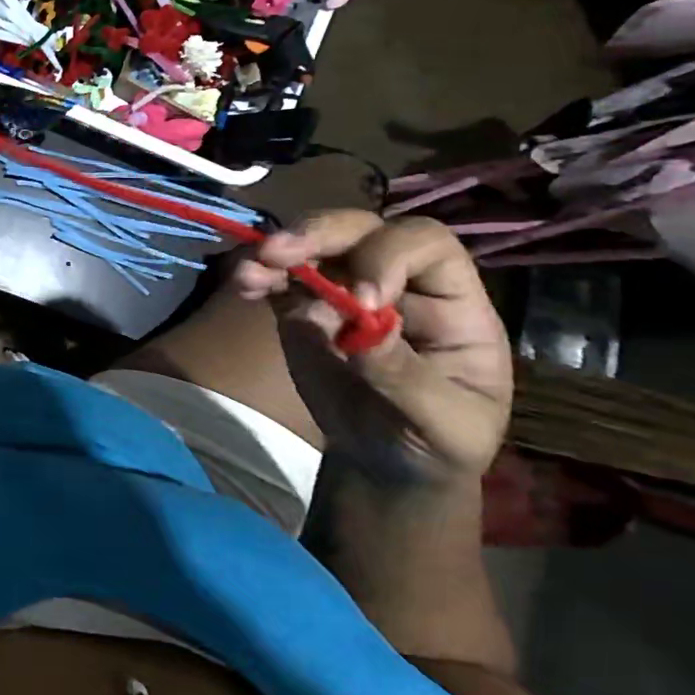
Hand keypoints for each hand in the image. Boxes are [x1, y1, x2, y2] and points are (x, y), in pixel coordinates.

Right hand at [234, 212, 511, 485]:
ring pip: (315, 246)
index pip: (424, 246)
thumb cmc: (436, 441)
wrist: (388, 463)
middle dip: (322, 234)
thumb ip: (405, 377)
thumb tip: (363, 331)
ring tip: (249, 272)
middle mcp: (397, 280)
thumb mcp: (442, 424)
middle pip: (362, 231)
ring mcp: (345, 289)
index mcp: (451, 300)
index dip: (388, 257)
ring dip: (280, 251)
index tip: (361, 301)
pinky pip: (281, 280)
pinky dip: (259, 276)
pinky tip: (243, 285)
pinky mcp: (304, 309)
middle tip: (280, 252)